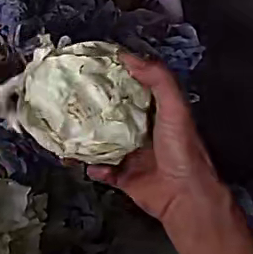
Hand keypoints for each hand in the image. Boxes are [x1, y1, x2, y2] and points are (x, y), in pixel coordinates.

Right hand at [87, 55, 228, 230]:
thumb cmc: (182, 150)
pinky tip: (84, 160)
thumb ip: (158, 80)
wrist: (183, 196)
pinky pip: (102, 170)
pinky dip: (92, 166)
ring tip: (70, 131)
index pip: (133, 90)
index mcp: (157, 114)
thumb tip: (130, 57)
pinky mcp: (124, 177)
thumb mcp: (174, 108)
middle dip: (94, 110)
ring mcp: (133, 156)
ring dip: (87, 139)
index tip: (93, 70)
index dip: (115, 79)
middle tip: (73, 99)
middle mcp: (143, 133)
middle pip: (113, 117)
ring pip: (103, 143)